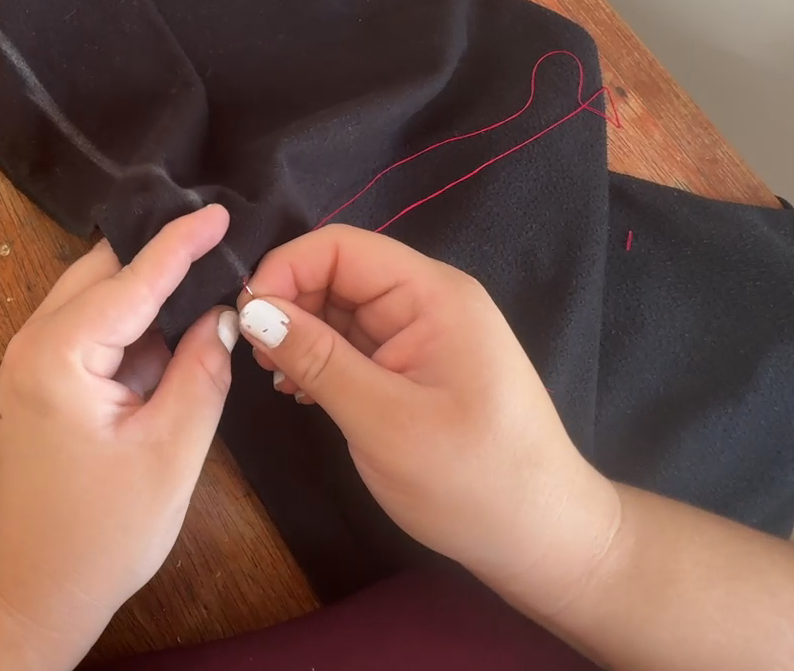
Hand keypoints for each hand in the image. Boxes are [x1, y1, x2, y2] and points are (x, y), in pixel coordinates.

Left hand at [0, 205, 237, 647]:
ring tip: (204, 275)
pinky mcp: (42, 372)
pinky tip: (170, 324)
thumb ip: (200, 374)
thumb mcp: (168, 454)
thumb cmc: (101, 532)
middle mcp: (35, 339)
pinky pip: (91, 324)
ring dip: (146, 286)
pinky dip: (131, 319)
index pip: (132, 279)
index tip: (220, 211)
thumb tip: (223, 314)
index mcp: (60, 353)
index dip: (180, 242)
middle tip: (220, 241)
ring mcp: (32, 354)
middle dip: (160, 254)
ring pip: (96, 294)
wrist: (32, 585)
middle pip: (105, 272)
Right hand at [235, 225, 620, 612]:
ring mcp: (414, 331)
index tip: (248, 318)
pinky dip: (314, 358)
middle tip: (259, 359)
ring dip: (297, 335)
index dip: (285, 269)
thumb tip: (250, 310)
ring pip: (333, 306)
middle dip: (287, 305)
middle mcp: (422, 299)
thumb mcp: (386, 422)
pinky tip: (300, 391)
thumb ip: (317, 359)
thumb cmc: (474, 482)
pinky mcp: (405, 361)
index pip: (339, 248)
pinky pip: (345, 339)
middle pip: (333, 272)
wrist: (546, 545)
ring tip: (280, 380)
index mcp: (431, 294)